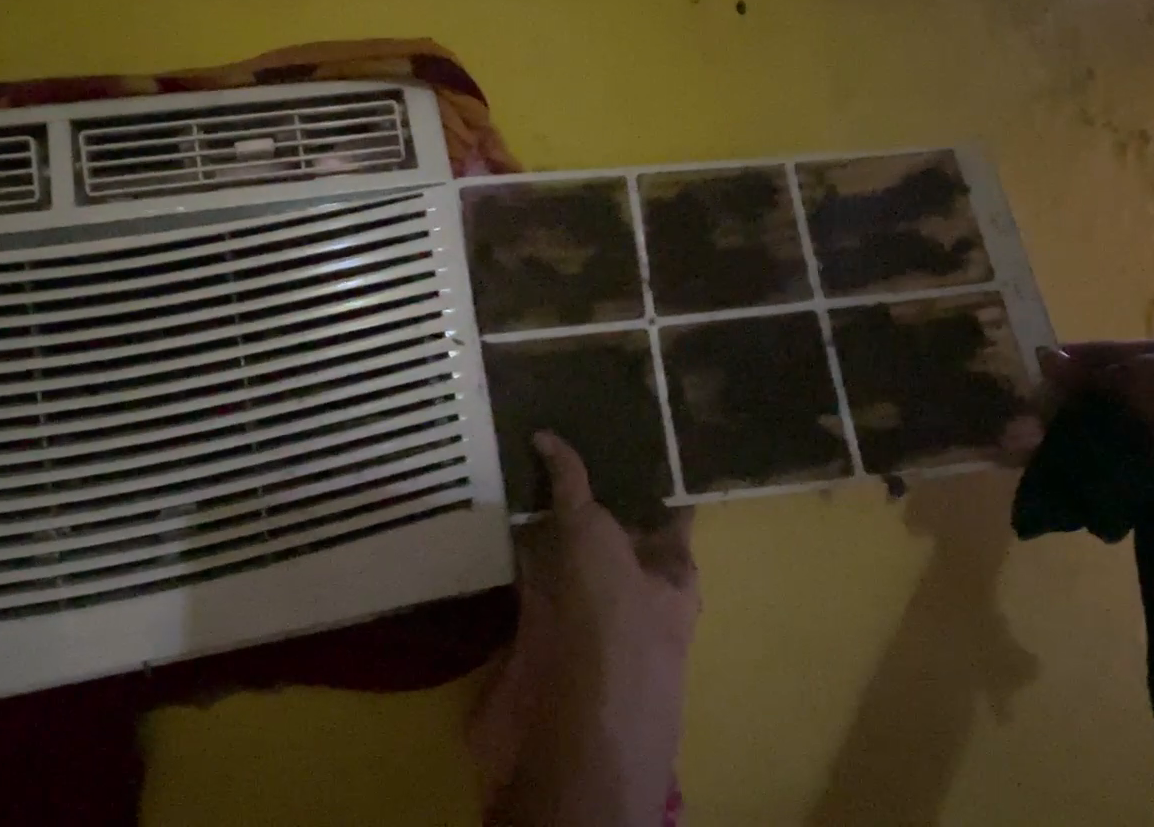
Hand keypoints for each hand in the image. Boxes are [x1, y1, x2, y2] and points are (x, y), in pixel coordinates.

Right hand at [469, 432, 699, 826]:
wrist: (561, 738)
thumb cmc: (609, 635)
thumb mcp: (600, 546)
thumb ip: (575, 490)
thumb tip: (549, 438)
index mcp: (669, 574)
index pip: (661, 507)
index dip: (639, 467)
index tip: (610, 421)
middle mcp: (626, 587)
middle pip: (604, 521)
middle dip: (579, 480)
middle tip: (545, 415)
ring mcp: (579, 609)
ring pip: (559, 544)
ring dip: (536, 508)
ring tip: (508, 444)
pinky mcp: (533, 626)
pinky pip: (521, 570)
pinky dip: (504, 540)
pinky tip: (484, 498)